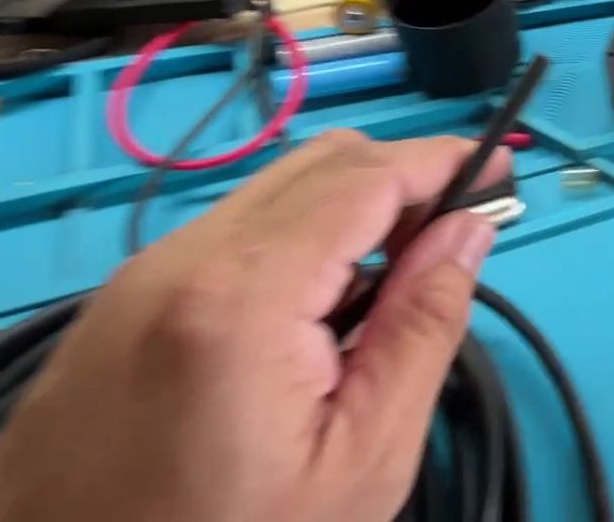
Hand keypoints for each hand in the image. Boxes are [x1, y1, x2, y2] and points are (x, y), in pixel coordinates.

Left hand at [0, 130, 505, 521]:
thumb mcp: (366, 455)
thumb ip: (426, 322)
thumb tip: (469, 227)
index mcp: (243, 295)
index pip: (366, 178)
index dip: (443, 158)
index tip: (498, 161)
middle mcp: (179, 261)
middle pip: (322, 163)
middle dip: (404, 174)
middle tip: (453, 230)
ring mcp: (135, 280)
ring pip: (278, 188)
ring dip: (355, 204)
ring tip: (394, 275)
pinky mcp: (115, 307)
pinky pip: (235, 229)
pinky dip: (302, 233)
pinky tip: (322, 305)